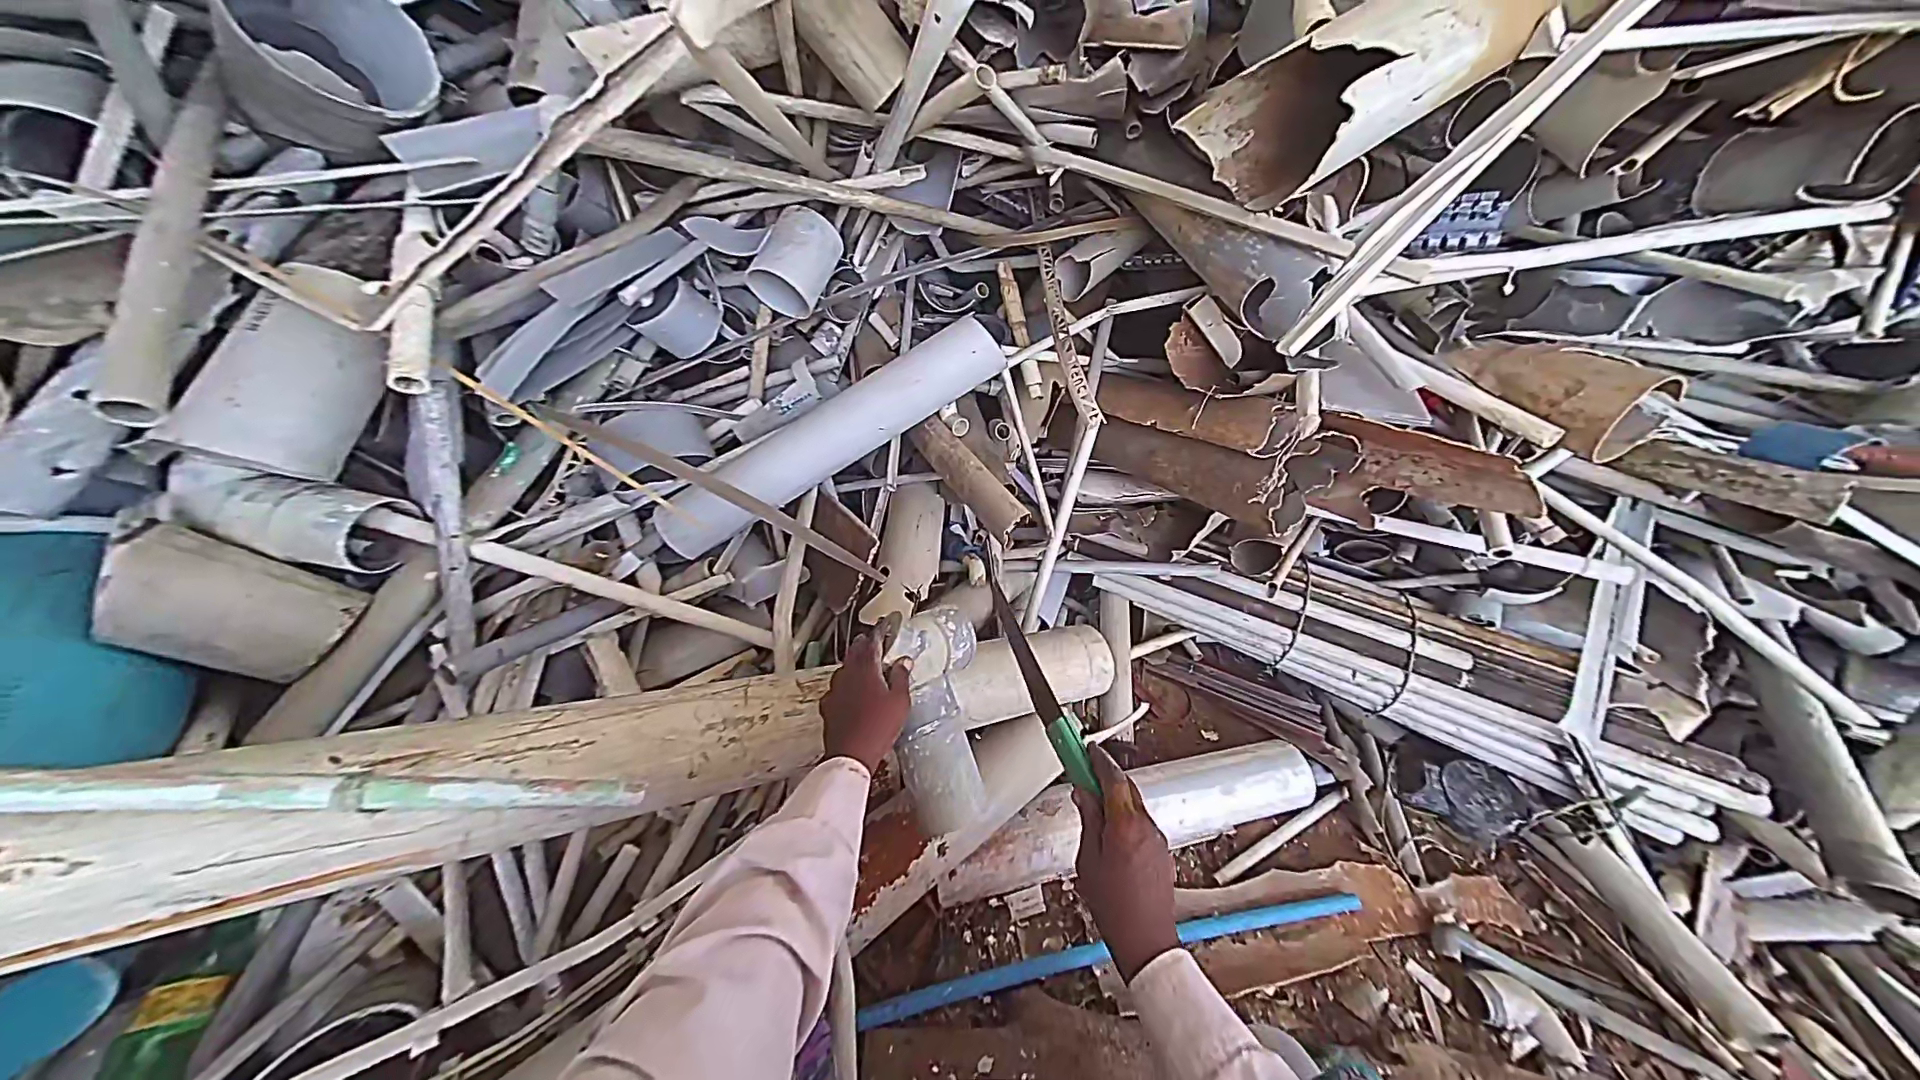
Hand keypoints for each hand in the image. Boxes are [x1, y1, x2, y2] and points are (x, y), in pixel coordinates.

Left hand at [819, 633, 911, 771]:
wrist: (851, 754)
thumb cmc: (879, 726)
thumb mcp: (900, 701)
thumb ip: (901, 677)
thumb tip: (903, 661)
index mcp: (866, 668)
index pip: (872, 642)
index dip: (879, 632)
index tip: (886, 625)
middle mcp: (847, 675)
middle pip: (855, 652)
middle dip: (865, 644)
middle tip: (874, 641)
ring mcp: (835, 690)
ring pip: (845, 669)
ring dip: (855, 663)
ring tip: (866, 665)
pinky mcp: (828, 705)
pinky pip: (838, 687)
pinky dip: (847, 683)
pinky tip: (851, 691)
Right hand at [1073, 746, 1178, 981]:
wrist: (1146, 941)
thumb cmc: (1115, 907)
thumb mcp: (1087, 860)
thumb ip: (1088, 821)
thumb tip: (1084, 795)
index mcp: (1126, 825)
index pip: (1113, 778)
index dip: (1097, 759)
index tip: (1085, 749)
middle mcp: (1147, 826)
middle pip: (1126, 788)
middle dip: (1106, 777)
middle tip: (1084, 773)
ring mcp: (1157, 839)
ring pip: (1134, 806)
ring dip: (1115, 799)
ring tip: (1093, 810)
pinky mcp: (1162, 851)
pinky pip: (1142, 824)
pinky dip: (1126, 818)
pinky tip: (1111, 833)